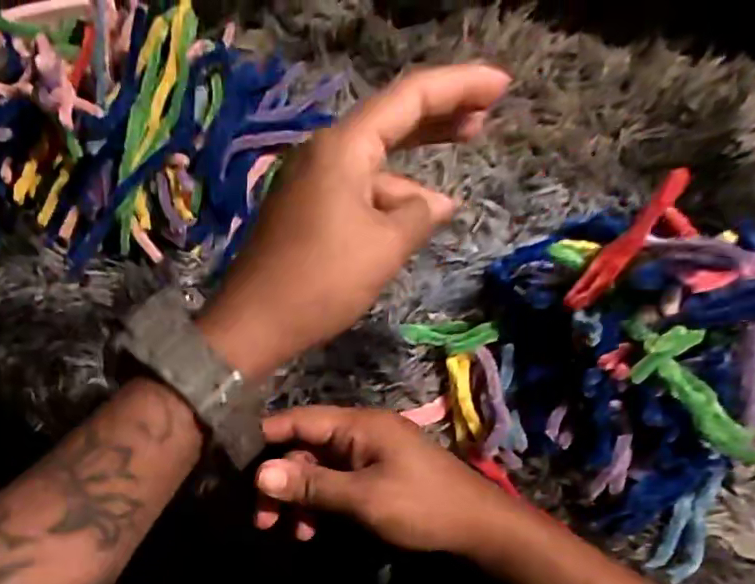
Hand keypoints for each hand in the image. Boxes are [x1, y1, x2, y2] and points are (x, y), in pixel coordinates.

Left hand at [195, 64, 510, 375]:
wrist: (252, 327)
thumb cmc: (321, 282)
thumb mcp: (385, 247)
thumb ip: (419, 215)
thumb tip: (437, 204)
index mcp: (343, 147)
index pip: (411, 97)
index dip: (461, 86)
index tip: (502, 87)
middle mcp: (322, 155)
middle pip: (389, 124)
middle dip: (437, 122)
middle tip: (482, 121)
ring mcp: (307, 186)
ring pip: (371, 169)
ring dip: (410, 181)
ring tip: (447, 207)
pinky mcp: (300, 216)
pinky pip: (352, 197)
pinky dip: (382, 206)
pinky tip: (403, 229)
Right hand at [253, 406, 526, 555]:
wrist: (479, 528)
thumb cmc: (422, 507)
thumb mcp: (363, 498)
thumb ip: (312, 485)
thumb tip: (260, 474)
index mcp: (358, 425)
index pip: (298, 420)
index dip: (264, 438)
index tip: (235, 464)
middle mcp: (359, 433)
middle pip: (303, 450)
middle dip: (279, 483)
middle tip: (262, 519)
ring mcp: (367, 455)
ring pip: (316, 470)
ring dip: (298, 499)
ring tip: (289, 531)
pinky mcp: (374, 475)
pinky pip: (334, 484)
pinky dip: (319, 505)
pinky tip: (311, 531)